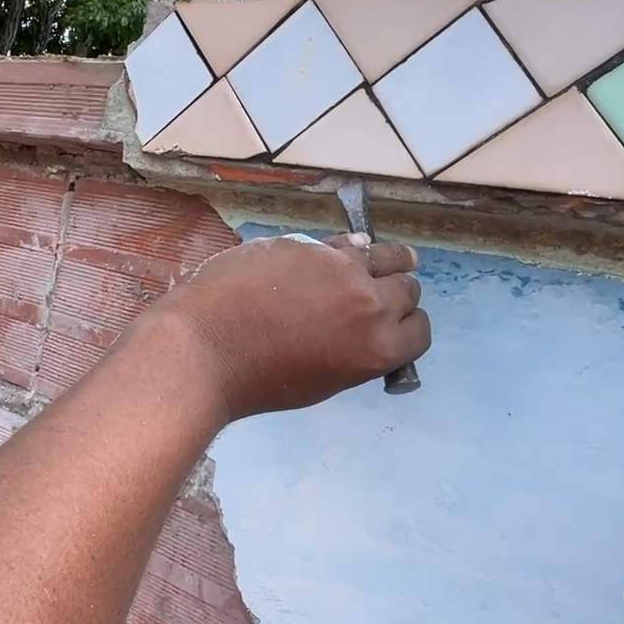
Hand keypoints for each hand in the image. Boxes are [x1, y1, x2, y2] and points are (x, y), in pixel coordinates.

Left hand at [143, 233, 429, 421]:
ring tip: (389, 260)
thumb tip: (355, 332)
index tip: (396, 326)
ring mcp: (339, 266)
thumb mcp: (318, 381)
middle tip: (381, 297)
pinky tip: (343, 250)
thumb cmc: (256, 380)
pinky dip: (345, 249)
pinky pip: (340, 243)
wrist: (204, 346)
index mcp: (378, 349)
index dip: (408, 328)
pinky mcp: (306, 243)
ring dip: (386, 260)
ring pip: (383, 254)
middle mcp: (371, 303)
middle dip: (397, 294)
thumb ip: (351, 354)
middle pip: (406, 289)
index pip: (419, 331)